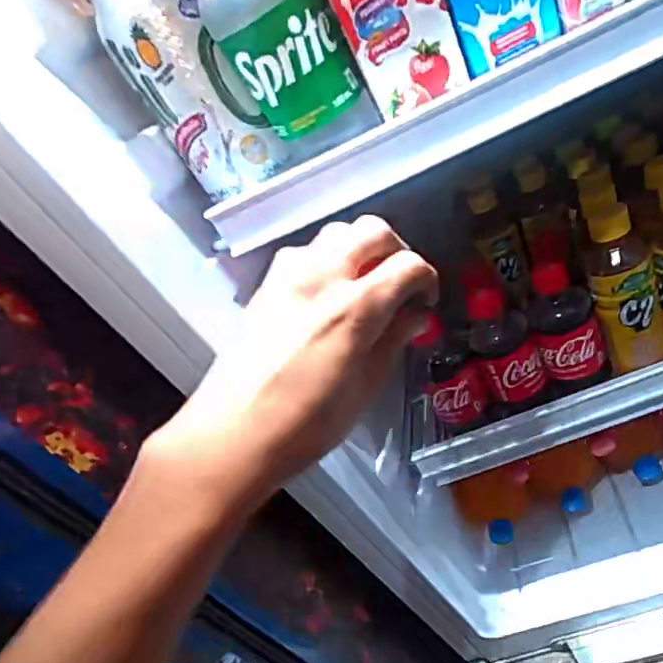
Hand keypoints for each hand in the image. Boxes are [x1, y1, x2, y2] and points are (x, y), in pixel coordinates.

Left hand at [148, 216, 436, 505]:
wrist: (235, 431)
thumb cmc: (305, 424)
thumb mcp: (365, 388)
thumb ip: (392, 342)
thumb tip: (413, 316)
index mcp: (355, 309)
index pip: (408, 265)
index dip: (427, 280)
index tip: (425, 301)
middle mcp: (322, 279)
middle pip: (371, 231)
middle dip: (396, 251)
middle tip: (401, 283)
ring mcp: (288, 277)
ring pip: (335, 234)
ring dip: (359, 250)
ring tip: (364, 286)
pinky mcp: (265, 286)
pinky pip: (305, 253)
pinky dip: (327, 262)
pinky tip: (328, 296)